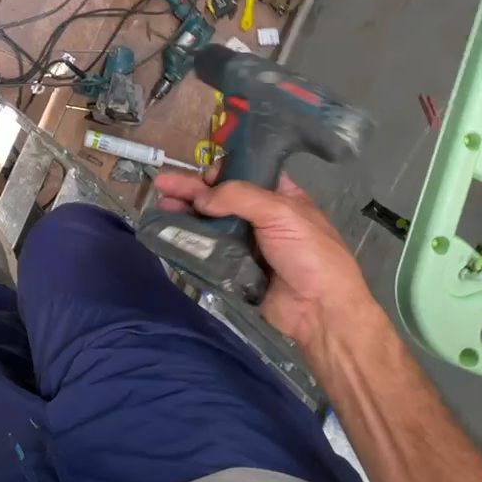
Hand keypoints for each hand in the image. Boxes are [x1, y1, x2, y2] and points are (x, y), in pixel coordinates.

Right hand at [153, 172, 376, 349]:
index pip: (245, 173)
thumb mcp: (281, 212)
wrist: (321, 311)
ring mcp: (247, 242)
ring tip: (160, 204)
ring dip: (185, 210)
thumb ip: (238, 197)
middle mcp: (261, 216)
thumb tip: (201, 200)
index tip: (207, 175)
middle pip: (220, 196)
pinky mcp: (234, 266)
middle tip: (164, 182)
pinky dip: (189, 237)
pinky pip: (208, 248)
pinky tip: (169, 230)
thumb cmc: (310, 253)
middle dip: (192, 188)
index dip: (222, 170)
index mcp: (280, 197)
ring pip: (210, 221)